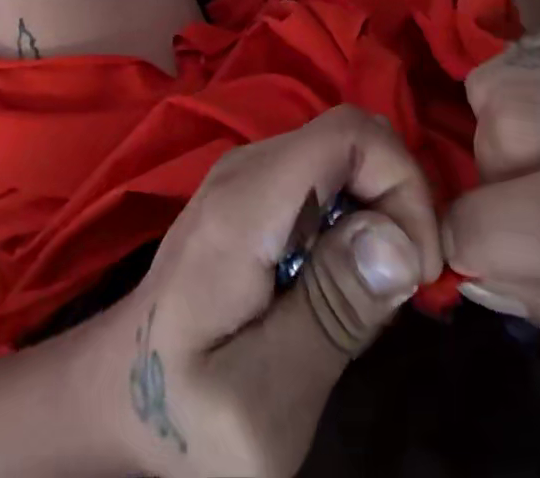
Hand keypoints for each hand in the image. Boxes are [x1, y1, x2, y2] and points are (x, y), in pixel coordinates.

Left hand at [97, 105, 443, 477]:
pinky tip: (333, 287)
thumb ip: (332, 311)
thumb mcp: (266, 393)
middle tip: (394, 295)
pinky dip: (353, 224)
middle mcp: (244, 169)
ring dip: (378, 222)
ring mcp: (244, 176)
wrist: (124, 390)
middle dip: (397, 208)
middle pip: (353, 142)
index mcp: (244, 204)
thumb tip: (397, 235)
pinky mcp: (250, 194)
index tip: (415, 272)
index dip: (404, 187)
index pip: (350, 133)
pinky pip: (324, 181)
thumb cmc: (188, 406)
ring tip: (362, 301)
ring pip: (344, 160)